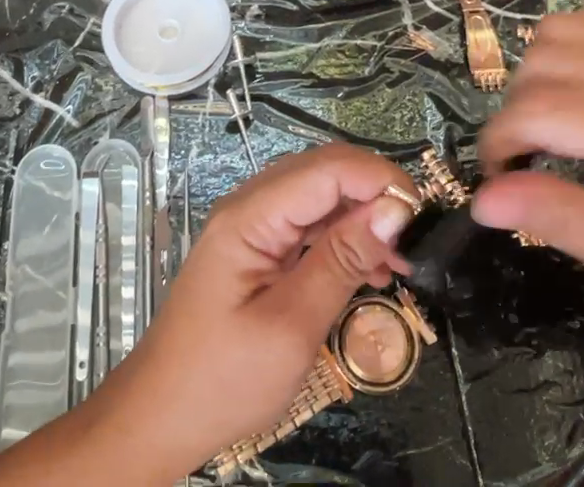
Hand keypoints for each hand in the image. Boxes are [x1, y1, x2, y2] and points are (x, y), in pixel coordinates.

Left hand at [85, 143, 418, 479]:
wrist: (163, 416)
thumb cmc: (224, 379)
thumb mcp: (292, 325)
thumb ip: (342, 261)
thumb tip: (395, 209)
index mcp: (250, 216)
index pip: (327, 168)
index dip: (379, 180)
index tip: (421, 216)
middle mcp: (249, 207)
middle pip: (323, 173)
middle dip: (374, 194)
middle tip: (415, 238)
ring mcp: (252, 227)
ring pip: (319, 197)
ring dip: (363, 219)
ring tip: (398, 261)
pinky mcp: (258, 251)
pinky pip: (308, 226)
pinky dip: (344, 240)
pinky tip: (370, 270)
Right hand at [471, 0, 583, 316]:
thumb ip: (560, 220)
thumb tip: (481, 199)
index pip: (544, 110)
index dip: (499, 142)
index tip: (498, 184)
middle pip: (544, 64)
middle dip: (513, 115)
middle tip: (523, 165)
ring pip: (559, 31)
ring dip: (532, 76)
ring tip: (544, 127)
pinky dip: (569, 41)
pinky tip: (574, 85)